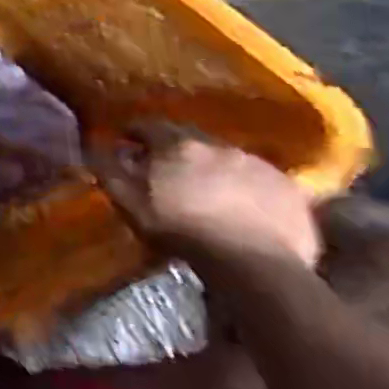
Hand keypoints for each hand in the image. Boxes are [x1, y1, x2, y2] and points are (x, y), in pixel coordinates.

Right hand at [97, 130, 320, 271]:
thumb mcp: (128, 201)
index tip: (124, 141)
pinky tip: (241, 205)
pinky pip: (259, 178)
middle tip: (164, 166)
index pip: (148, 125)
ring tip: (206, 189)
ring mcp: (258, 165)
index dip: (133, 132)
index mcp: (176, 145)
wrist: (253, 263)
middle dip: (174, 148)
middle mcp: (218, 145)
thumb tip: (98, 146)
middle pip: (190, 138)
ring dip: (212, 166)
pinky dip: (245, 185)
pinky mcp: (290, 188)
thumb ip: (109, 169)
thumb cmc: (180, 229)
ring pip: (226, 157)